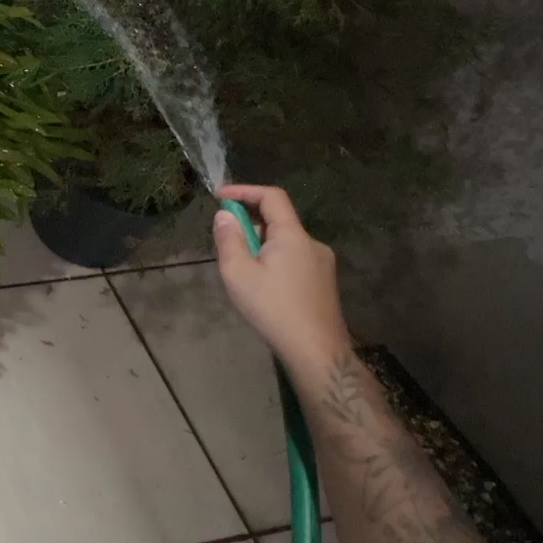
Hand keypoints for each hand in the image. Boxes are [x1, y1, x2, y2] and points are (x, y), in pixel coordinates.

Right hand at [212, 184, 349, 372]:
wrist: (316, 351)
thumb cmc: (273, 308)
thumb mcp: (238, 273)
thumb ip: (229, 239)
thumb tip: (224, 215)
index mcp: (293, 236)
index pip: (271, 197)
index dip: (244, 191)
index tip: (218, 197)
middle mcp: (312, 243)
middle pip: (277, 219)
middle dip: (248, 222)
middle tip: (225, 242)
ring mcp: (321, 263)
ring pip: (284, 240)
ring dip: (259, 243)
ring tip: (241, 270)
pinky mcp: (323, 280)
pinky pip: (293, 256)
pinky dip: (272, 258)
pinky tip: (262, 284)